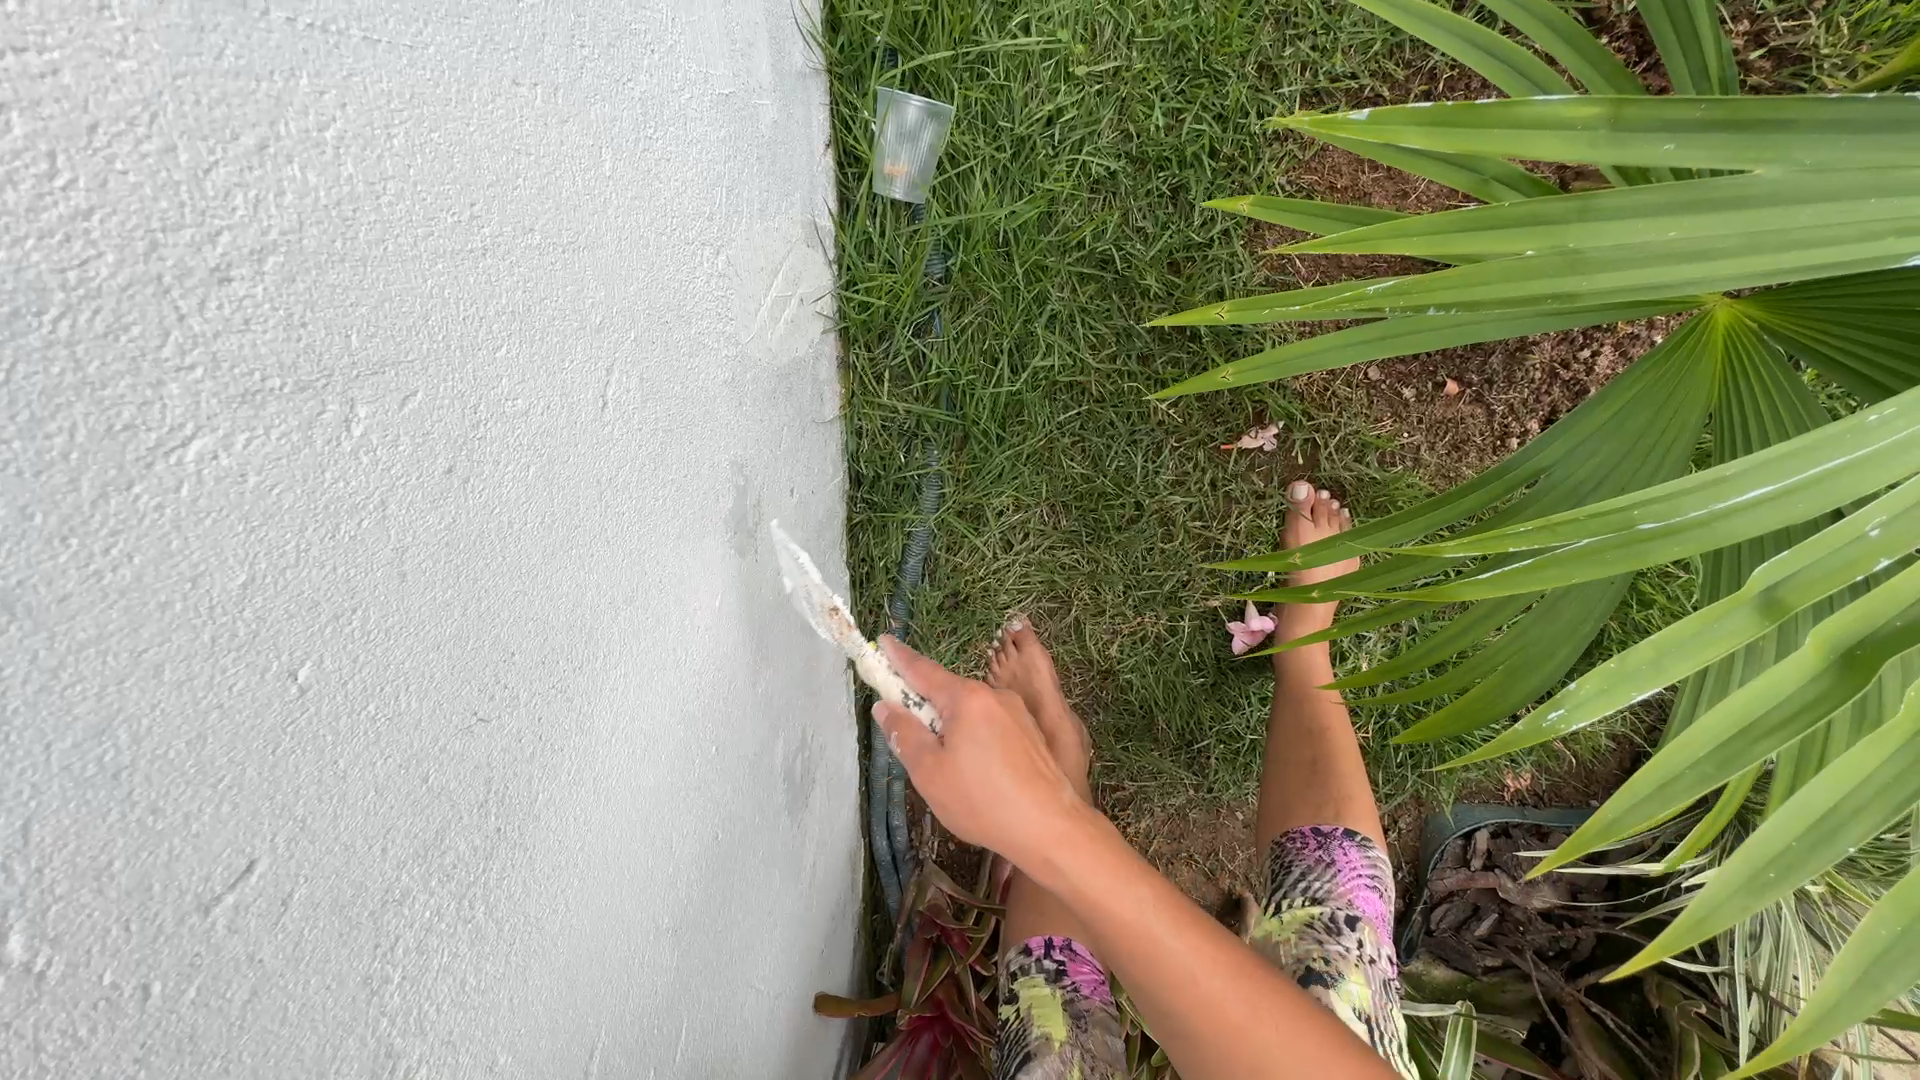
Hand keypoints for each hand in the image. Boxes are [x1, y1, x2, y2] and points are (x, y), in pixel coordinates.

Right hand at [872, 636, 1087, 864]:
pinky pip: (991, 726)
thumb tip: (885, 706)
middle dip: (926, 708)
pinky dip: (975, 739)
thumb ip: (904, 734)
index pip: (923, 670)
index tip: (884, 641)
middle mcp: (994, 696)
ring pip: (971, 713)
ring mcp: (1017, 714)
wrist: (1049, 826)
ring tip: (948, 770)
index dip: (899, 658)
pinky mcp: (1030, 734)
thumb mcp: (929, 771)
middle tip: (910, 737)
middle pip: (949, 693)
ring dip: (952, 728)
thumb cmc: (981, 800)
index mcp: (967, 699)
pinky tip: (977, 774)